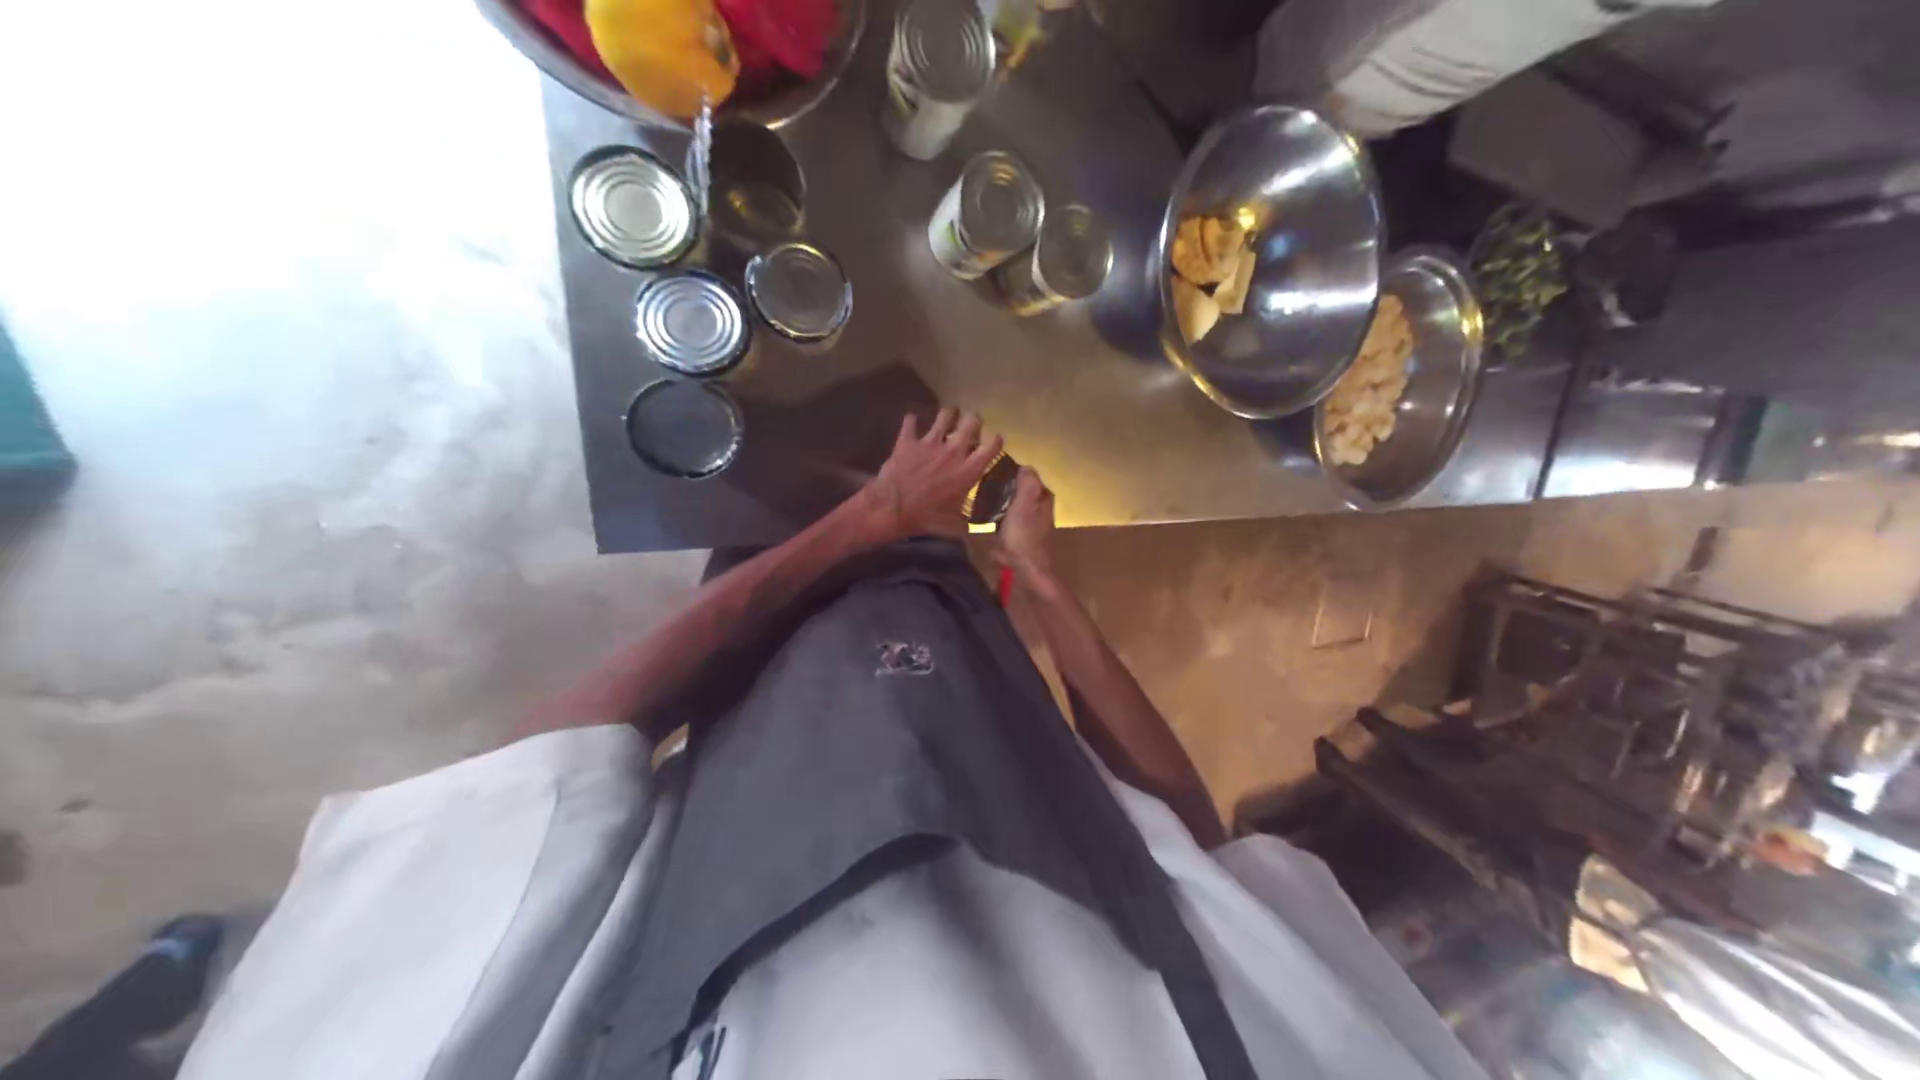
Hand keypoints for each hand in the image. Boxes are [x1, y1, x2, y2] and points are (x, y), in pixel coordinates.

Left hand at [854, 408, 1002, 542]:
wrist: (892, 509)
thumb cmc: (926, 518)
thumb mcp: (954, 525)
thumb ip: (971, 525)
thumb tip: (985, 535)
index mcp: (968, 470)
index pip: (993, 446)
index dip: (997, 440)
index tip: (995, 440)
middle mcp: (953, 451)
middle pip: (972, 421)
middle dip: (973, 420)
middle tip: (970, 426)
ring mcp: (930, 442)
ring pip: (945, 414)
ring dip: (948, 414)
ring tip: (947, 417)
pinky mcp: (908, 440)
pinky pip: (911, 421)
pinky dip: (911, 421)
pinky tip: (912, 423)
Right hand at [993, 466, 1056, 583]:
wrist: (1022, 572)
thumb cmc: (1023, 536)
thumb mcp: (1024, 503)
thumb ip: (1027, 483)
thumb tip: (1025, 466)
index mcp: (1044, 500)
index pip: (1030, 478)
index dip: (1014, 474)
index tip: (994, 472)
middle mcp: (1039, 512)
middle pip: (1020, 493)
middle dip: (1004, 490)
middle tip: (983, 486)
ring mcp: (1027, 527)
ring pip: (1011, 508)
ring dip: (998, 505)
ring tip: (979, 500)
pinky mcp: (1016, 541)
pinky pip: (1003, 523)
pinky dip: (995, 520)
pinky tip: (982, 519)